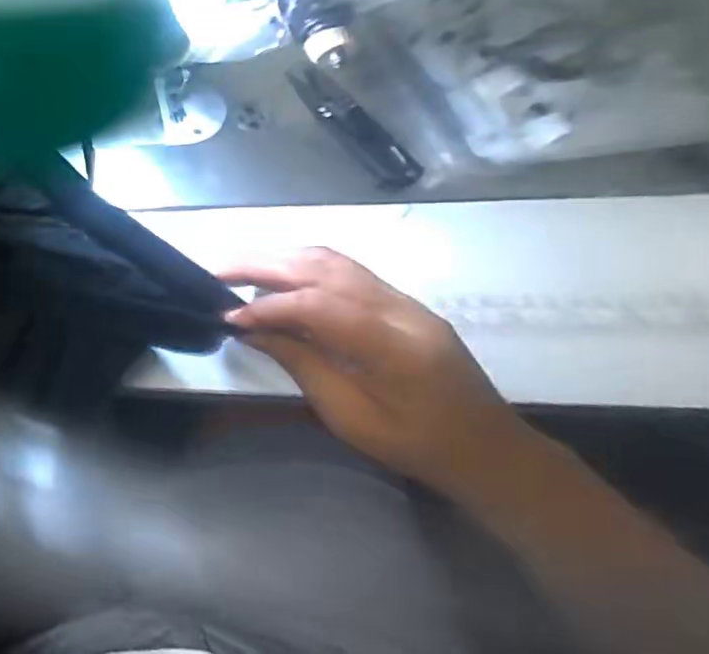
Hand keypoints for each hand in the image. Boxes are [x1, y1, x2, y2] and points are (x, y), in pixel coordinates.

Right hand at [220, 249, 534, 495]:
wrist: (489, 450)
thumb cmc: (419, 447)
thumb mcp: (353, 418)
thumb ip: (303, 365)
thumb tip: (254, 332)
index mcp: (392, 344)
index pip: (317, 305)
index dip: (267, 307)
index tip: (228, 317)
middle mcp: (398, 307)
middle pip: (322, 268)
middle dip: (264, 266)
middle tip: (219, 273)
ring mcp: (403, 298)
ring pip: (334, 260)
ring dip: (283, 259)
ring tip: (244, 271)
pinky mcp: (401, 300)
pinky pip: (346, 270)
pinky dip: (306, 267)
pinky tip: (283, 278)